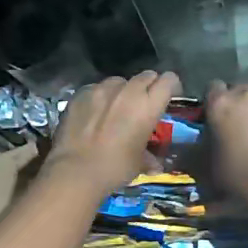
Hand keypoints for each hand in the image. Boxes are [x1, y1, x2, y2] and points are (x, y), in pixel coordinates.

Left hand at [43, 71, 179, 191]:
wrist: (76, 170)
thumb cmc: (115, 168)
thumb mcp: (139, 164)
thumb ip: (149, 157)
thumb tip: (155, 165)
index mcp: (148, 106)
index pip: (168, 80)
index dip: (171, 86)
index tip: (168, 97)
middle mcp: (128, 90)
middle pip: (145, 76)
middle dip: (147, 87)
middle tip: (142, 105)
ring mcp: (102, 89)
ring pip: (119, 81)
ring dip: (122, 91)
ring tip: (114, 109)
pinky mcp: (81, 93)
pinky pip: (96, 88)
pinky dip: (99, 98)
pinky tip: (92, 114)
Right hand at [205, 81, 247, 197]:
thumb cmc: (232, 171)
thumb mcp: (202, 162)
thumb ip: (194, 148)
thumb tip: (187, 147)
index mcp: (220, 102)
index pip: (211, 87)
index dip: (211, 102)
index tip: (210, 117)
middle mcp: (246, 96)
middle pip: (238, 90)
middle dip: (234, 103)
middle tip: (231, 125)